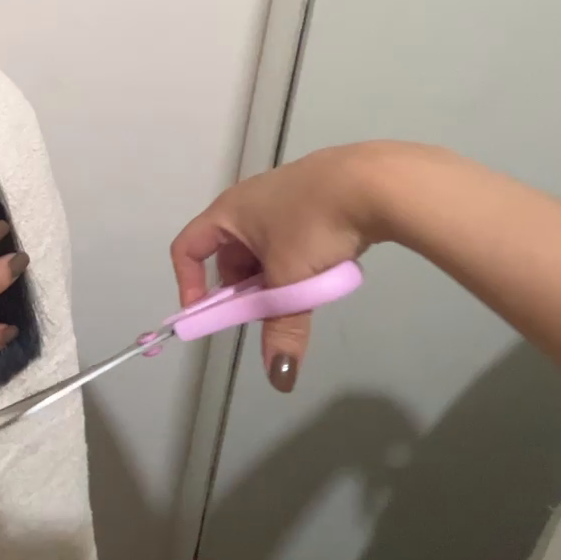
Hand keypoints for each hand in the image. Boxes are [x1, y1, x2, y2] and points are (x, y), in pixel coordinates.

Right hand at [169, 142, 439, 391]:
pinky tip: (321, 275)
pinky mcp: (309, 201)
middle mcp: (245, 203)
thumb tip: (279, 377)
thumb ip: (282, 327)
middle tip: (265, 315)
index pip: (187, 248)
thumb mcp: (292, 278)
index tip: (207, 316)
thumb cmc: (313, 223)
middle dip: (241, 290)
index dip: (189, 284)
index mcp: (227, 213)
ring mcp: (279, 200)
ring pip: (261, 251)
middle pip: (227, 255)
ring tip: (299, 297)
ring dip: (270, 279)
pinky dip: (293, 265)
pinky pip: (286, 241)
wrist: (373, 182)